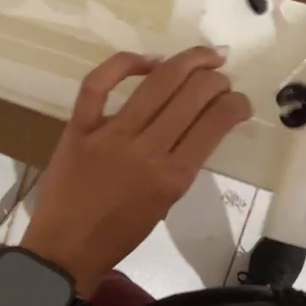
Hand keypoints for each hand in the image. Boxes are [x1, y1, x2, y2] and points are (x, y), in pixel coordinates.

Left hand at [21, 48, 251, 293]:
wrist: (65, 250)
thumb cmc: (120, 235)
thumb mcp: (165, 205)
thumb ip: (182, 165)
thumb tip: (201, 128)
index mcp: (172, 176)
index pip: (215, 123)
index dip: (236, 104)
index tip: (240, 102)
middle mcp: (146, 149)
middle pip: (192, 95)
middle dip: (217, 80)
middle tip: (223, 77)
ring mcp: (110, 134)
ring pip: (157, 82)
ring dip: (188, 61)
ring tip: (205, 56)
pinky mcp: (79, 127)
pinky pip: (99, 84)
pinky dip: (124, 63)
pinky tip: (148, 59)